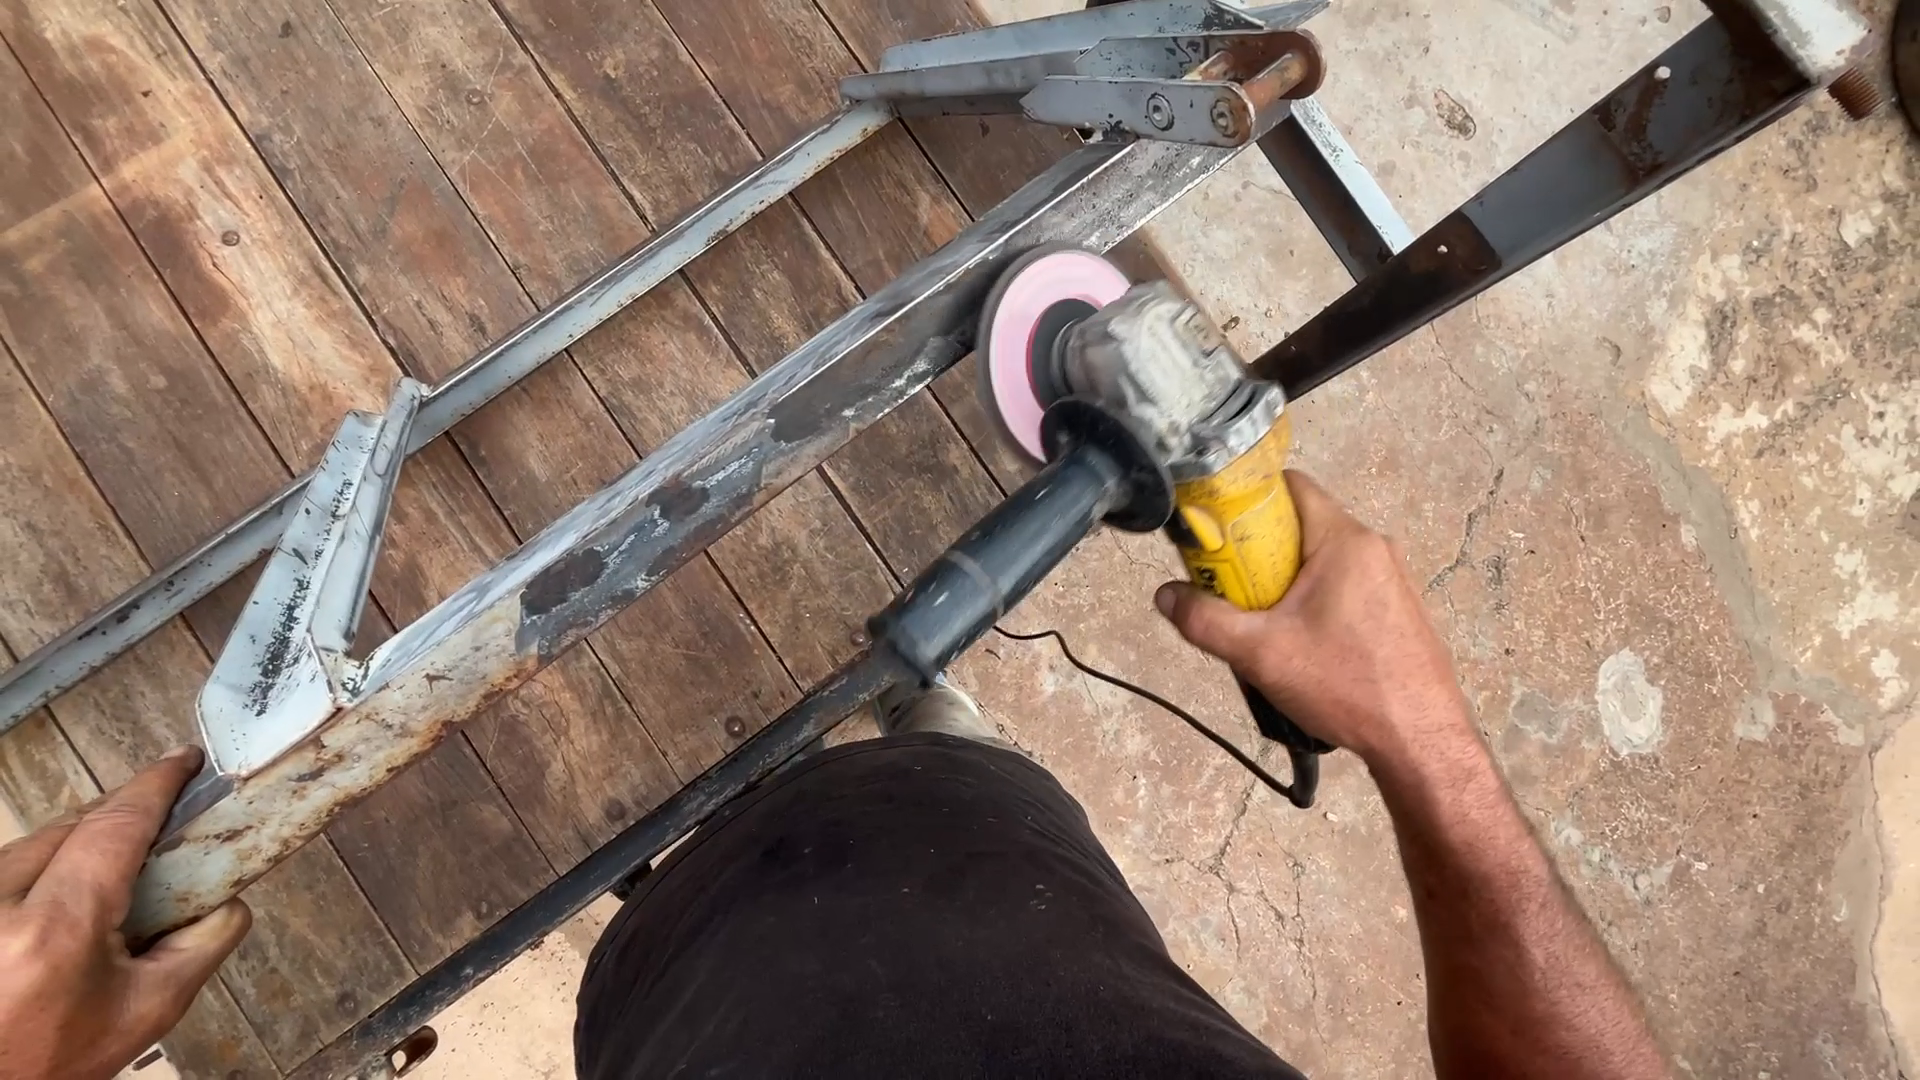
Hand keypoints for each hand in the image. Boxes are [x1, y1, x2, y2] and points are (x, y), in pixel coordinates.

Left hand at [0, 747, 250, 1079]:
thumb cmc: (49, 1063)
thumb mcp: (153, 1007)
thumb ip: (208, 939)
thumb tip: (226, 890)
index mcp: (54, 928)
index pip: (115, 825)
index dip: (157, 784)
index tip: (185, 759)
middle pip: (66, 829)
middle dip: (117, 819)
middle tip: (159, 830)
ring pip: (23, 849)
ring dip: (71, 846)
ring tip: (105, 874)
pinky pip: (0, 872)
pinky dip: (32, 870)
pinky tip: (53, 899)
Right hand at [1154, 471, 1474, 766]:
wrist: (1422, 743)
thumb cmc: (1344, 685)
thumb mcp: (1259, 653)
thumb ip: (1203, 620)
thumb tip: (1164, 595)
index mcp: (1344, 540)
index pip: (1288, 485)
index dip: (1244, 500)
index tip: (1215, 533)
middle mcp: (1373, 547)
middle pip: (1298, 525)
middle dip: (1255, 551)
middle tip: (1228, 588)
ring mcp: (1391, 577)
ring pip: (1317, 558)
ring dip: (1281, 580)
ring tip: (1260, 623)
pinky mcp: (1397, 607)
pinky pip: (1340, 584)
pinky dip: (1309, 599)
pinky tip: (1300, 644)